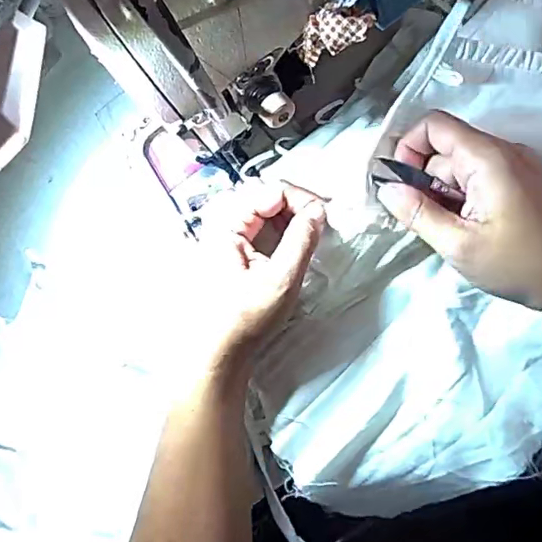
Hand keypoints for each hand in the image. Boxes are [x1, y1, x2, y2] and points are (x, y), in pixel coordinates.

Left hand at [189, 180, 326, 377]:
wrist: (218, 351)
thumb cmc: (244, 319)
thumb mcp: (281, 279)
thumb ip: (301, 240)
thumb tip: (318, 212)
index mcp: (226, 226)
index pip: (268, 190)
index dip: (300, 198)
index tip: (323, 216)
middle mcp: (220, 224)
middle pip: (263, 195)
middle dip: (295, 203)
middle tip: (320, 222)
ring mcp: (223, 237)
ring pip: (261, 210)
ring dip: (289, 215)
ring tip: (310, 232)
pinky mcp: (230, 251)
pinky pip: (257, 226)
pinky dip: (279, 228)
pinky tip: (294, 243)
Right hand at [374, 111, 541, 322]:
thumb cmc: (528, 266)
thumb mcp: (460, 246)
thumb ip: (417, 213)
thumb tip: (386, 188)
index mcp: (487, 158)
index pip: (432, 124)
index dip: (407, 147)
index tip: (401, 186)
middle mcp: (502, 153)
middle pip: (442, 149)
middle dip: (422, 180)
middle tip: (425, 221)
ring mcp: (515, 168)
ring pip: (457, 167)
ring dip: (442, 194)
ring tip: (451, 233)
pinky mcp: (522, 186)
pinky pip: (476, 179)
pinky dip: (461, 199)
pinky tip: (469, 231)